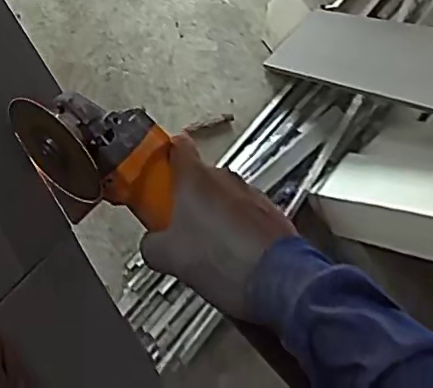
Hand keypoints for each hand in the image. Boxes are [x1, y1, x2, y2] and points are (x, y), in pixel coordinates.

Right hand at [139, 134, 295, 317]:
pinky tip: (238, 258)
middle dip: (190, 197)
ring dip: (218, 215)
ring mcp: (252, 195)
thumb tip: (150, 245)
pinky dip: (243, 231)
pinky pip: (251, 216)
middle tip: (182, 224)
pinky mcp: (275, 216)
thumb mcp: (170, 257)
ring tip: (213, 248)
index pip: (177, 146)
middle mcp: (224, 177)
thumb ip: (151, 244)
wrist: (282, 285)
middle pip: (200, 176)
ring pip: (226, 197)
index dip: (167, 156)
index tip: (159, 172)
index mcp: (194, 177)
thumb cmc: (226, 260)